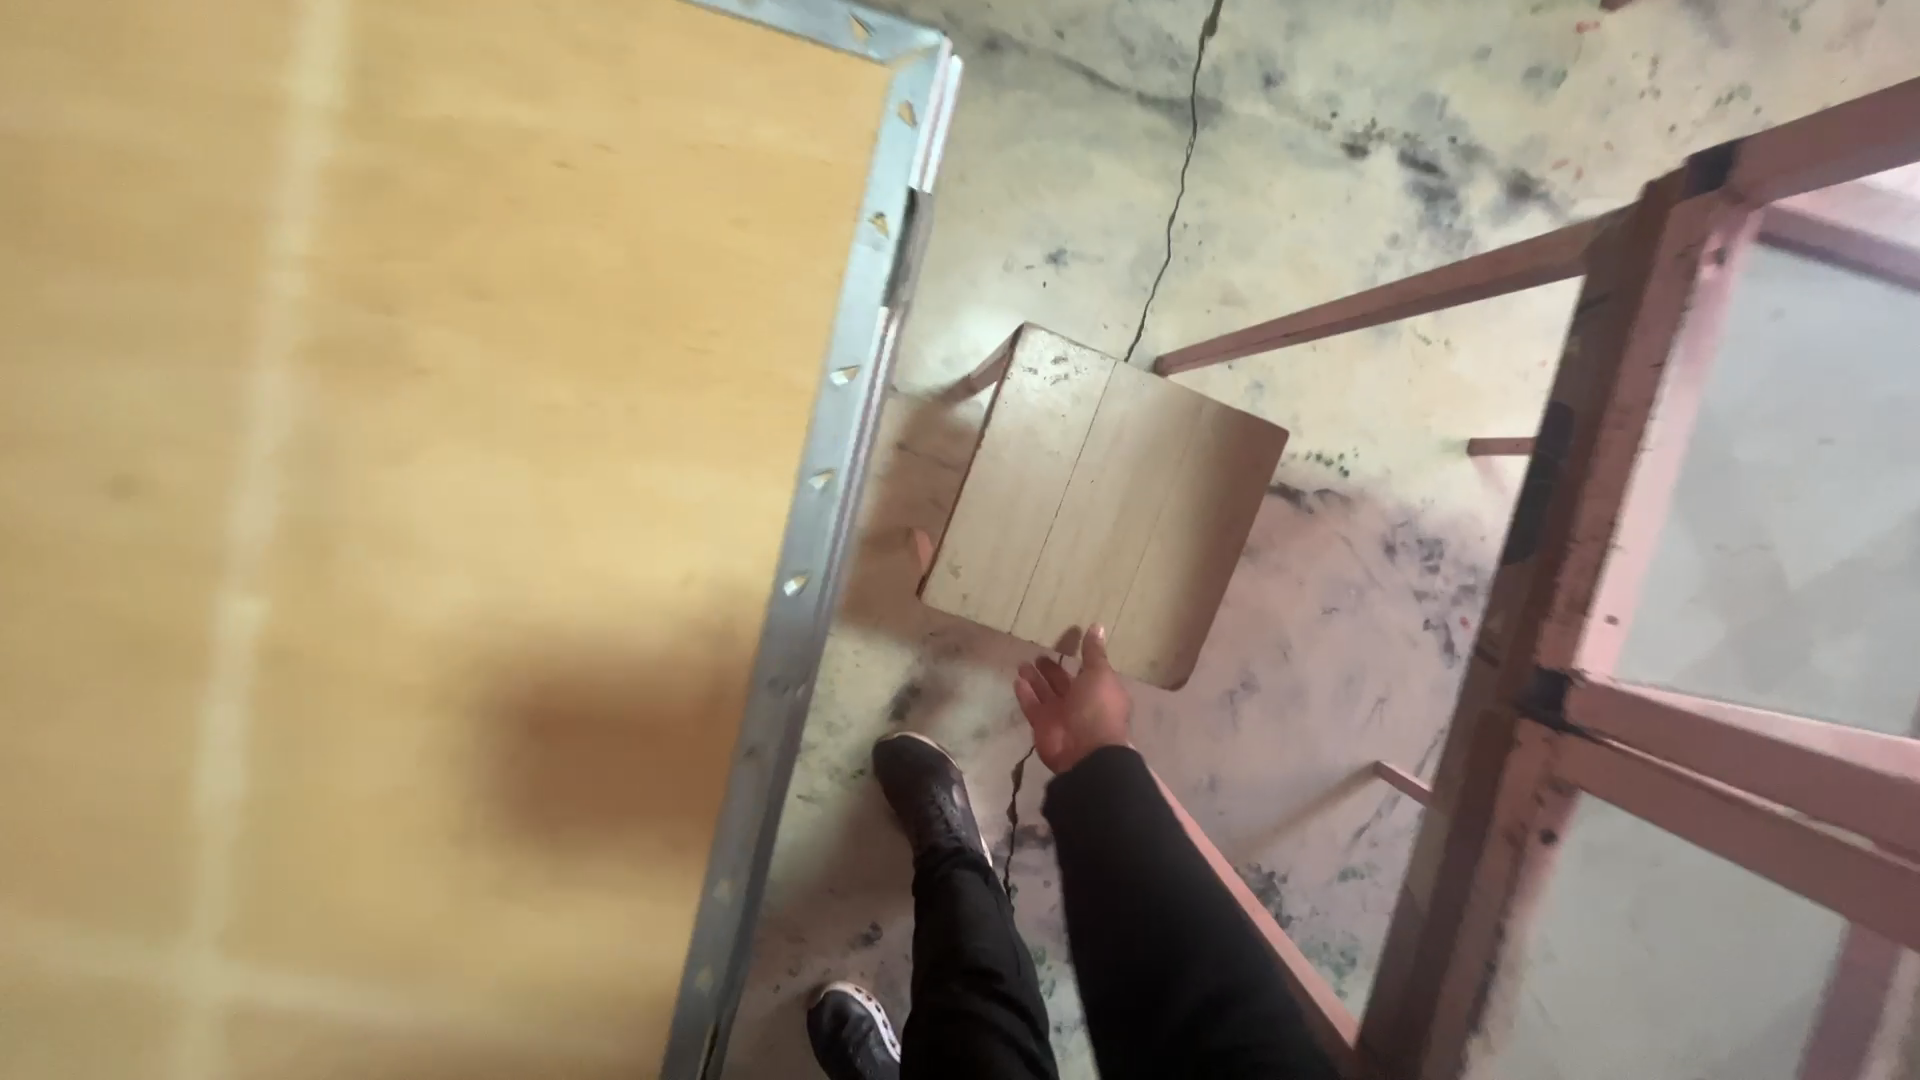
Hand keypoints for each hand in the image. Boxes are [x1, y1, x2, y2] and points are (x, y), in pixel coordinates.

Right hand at [1013, 624, 1132, 773]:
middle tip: (1038, 655)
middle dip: (1051, 670)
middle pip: (1062, 682)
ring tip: (1022, 663)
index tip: (1066, 642)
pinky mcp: (1042, 725)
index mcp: (1099, 690)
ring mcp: (1060, 715)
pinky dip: (1025, 694)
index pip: (1087, 672)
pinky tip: (1016, 680)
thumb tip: (1097, 626)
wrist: (1086, 750)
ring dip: (1034, 679)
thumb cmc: (1098, 707)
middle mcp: (1080, 702)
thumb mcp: (1100, 674)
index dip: (1078, 659)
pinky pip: (1032, 706)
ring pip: (1044, 693)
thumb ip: (1094, 653)